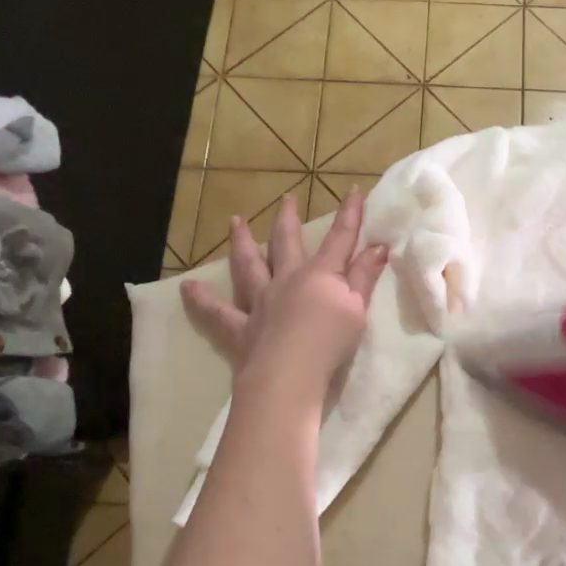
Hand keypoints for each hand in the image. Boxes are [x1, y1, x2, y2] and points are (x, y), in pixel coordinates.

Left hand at [180, 190, 387, 392]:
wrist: (290, 374)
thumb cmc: (331, 342)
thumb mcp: (358, 308)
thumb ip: (365, 276)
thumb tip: (378, 247)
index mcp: (320, 274)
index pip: (340, 238)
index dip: (349, 214)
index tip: (353, 191)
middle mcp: (286, 279)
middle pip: (286, 243)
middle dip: (288, 219)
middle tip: (286, 198)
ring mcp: (260, 301)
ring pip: (249, 266)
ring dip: (241, 243)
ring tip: (234, 222)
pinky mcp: (241, 327)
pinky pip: (217, 312)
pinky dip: (202, 300)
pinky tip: (187, 288)